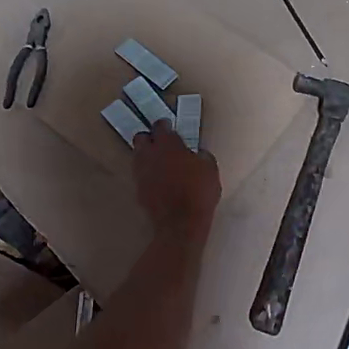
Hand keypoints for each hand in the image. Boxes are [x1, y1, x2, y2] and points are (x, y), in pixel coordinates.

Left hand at [132, 122, 218, 239]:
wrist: (181, 223)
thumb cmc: (199, 192)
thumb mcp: (210, 169)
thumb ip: (202, 156)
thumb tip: (197, 154)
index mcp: (168, 145)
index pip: (161, 126)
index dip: (165, 125)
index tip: (170, 127)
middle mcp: (150, 155)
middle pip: (141, 138)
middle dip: (150, 137)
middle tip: (163, 143)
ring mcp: (141, 172)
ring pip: (138, 156)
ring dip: (148, 155)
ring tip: (161, 161)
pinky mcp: (138, 189)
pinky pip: (141, 174)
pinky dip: (148, 173)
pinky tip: (160, 180)